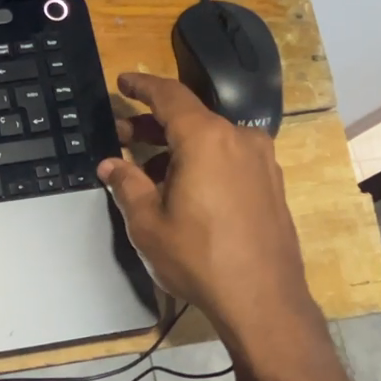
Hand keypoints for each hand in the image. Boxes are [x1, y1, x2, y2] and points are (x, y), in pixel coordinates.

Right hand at [97, 73, 319, 358]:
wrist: (262, 298)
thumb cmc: (197, 257)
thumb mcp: (147, 222)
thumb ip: (127, 185)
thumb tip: (110, 165)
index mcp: (206, 139)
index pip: (169, 97)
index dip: (142, 86)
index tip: (123, 81)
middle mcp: (239, 139)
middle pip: (191, 119)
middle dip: (153, 125)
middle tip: (122, 136)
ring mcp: (261, 161)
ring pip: (211, 140)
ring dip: (177, 148)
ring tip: (147, 171)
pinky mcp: (270, 184)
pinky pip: (229, 159)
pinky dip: (202, 162)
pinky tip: (182, 188)